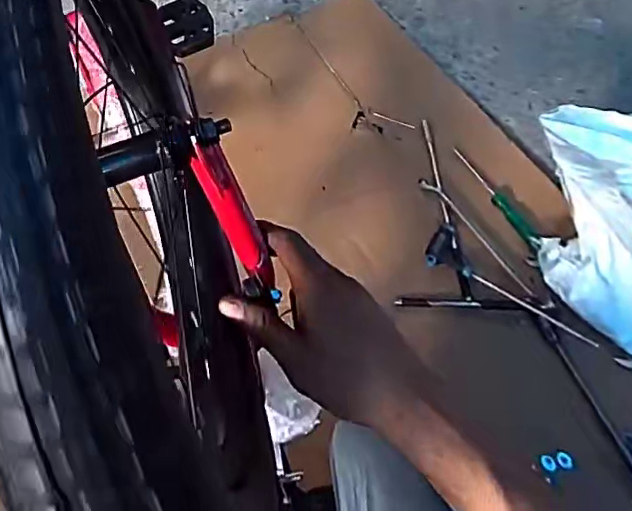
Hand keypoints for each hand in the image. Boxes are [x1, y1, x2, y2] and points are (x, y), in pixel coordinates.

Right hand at [218, 223, 432, 431]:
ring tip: (283, 321)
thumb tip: (226, 301)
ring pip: (315, 274)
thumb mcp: (293, 355)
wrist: (405, 400)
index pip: (285, 239)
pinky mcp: (365, 306)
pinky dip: (313, 298)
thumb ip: (259, 323)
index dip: (261, 231)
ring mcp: (353, 291)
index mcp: (315, 282)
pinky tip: (312, 332)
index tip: (241, 237)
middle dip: (273, 265)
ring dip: (293, 285)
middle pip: (299, 254)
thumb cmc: (344, 377)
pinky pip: (331, 289)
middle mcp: (335, 278)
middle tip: (254, 289)